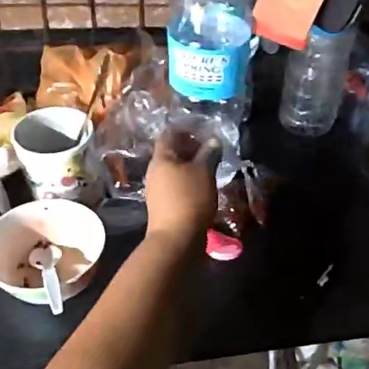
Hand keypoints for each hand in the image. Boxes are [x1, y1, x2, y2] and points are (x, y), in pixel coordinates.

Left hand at [143, 125, 219, 245]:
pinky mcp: (163, 204)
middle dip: (190, 148)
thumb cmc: (190, 199)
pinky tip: (202, 186)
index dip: (186, 129)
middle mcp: (155, 171)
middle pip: (171, 152)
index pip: (170, 134)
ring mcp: (157, 189)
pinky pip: (176, 185)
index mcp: (161, 158)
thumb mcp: (204, 173)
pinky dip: (188, 181)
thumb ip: (209, 154)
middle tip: (211, 149)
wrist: (176, 238)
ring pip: (174, 170)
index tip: (204, 130)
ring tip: (210, 168)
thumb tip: (213, 141)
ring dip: (191, 166)